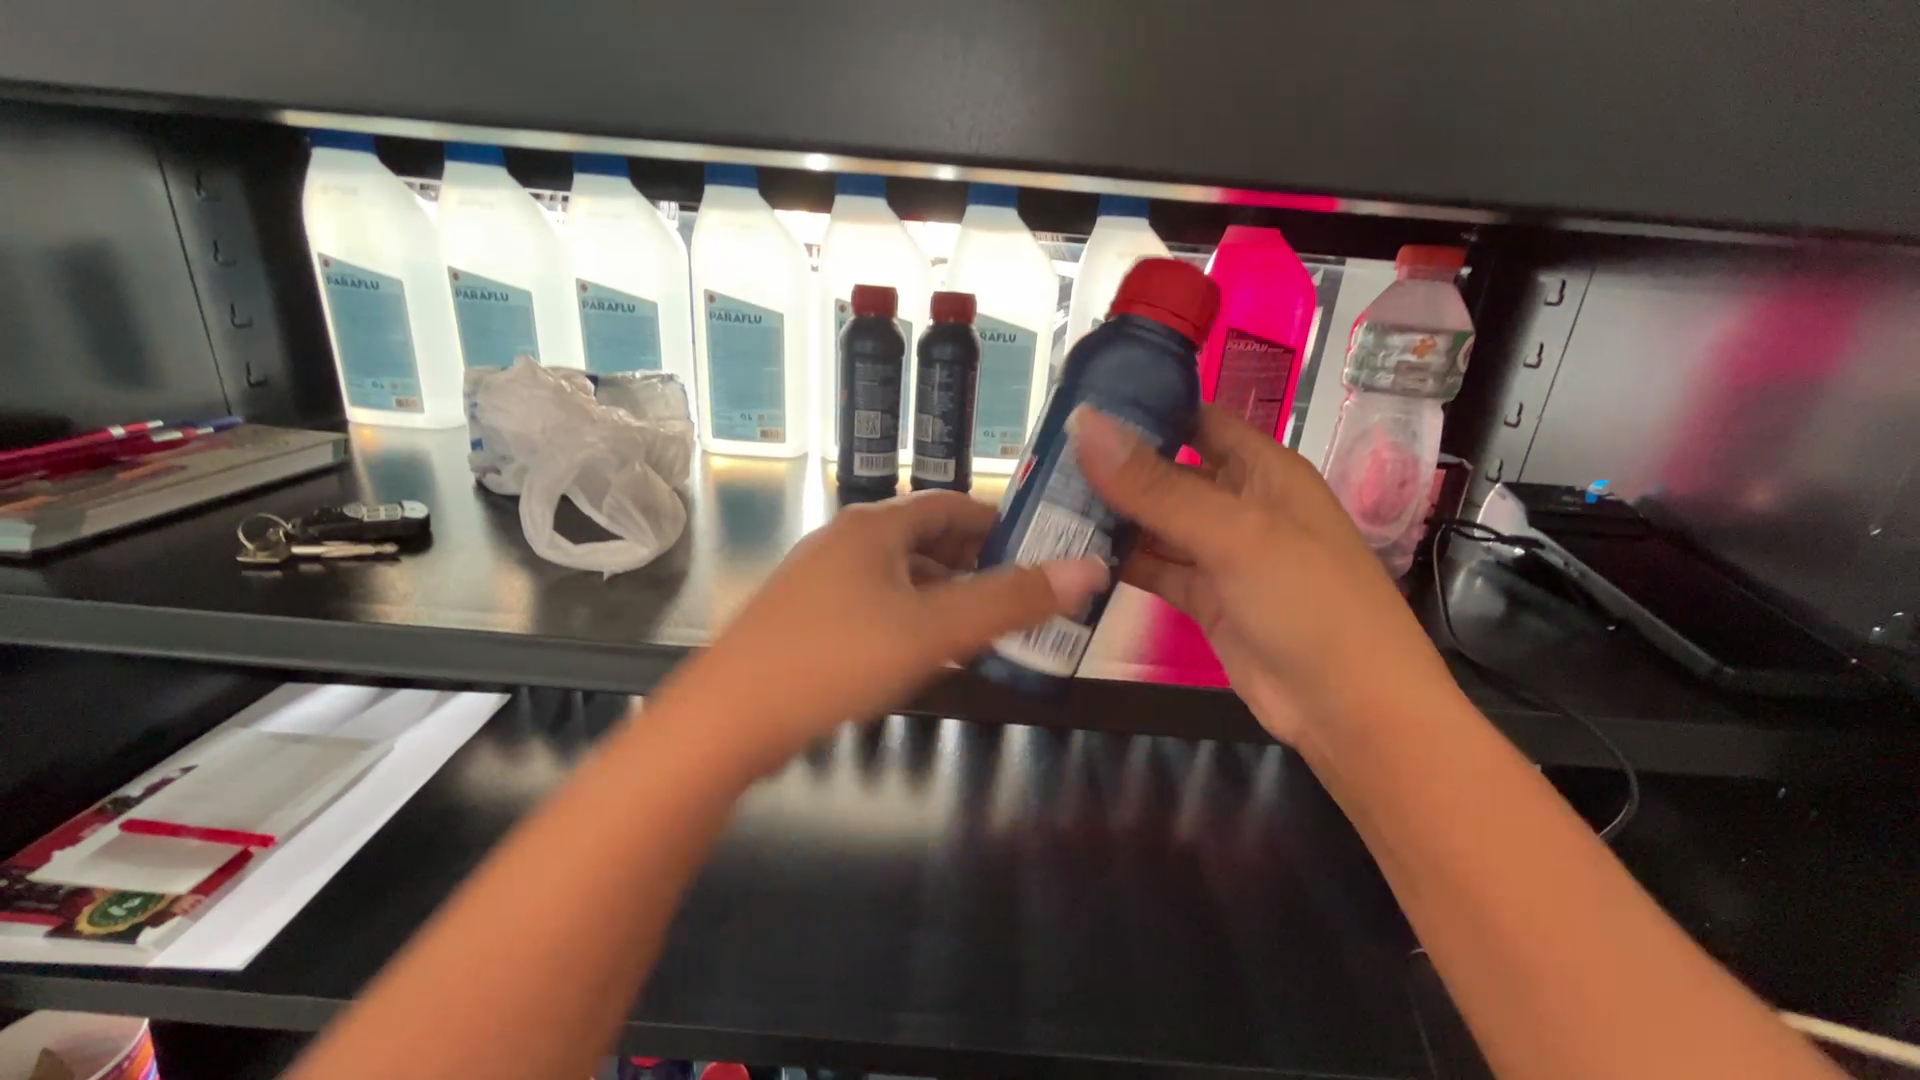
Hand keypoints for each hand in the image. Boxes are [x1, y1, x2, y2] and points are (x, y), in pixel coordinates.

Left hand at [655, 489, 1108, 775]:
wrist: (729, 718)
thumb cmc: (836, 659)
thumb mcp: (934, 630)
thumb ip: (1011, 601)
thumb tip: (1089, 569)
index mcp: (873, 527)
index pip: (950, 504)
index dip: (998, 522)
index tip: (1040, 549)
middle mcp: (843, 542)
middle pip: (924, 540)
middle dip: (975, 564)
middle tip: (1021, 596)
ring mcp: (818, 581)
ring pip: (898, 577)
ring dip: (943, 596)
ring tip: (985, 629)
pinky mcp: (804, 620)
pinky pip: (873, 606)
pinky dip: (909, 619)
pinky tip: (925, 656)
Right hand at [1072, 405, 1459, 748]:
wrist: (1349, 707)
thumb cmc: (1307, 601)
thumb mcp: (1233, 534)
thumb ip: (1156, 484)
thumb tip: (1085, 424)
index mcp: (1262, 469)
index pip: (1197, 420)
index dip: (1146, 407)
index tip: (1078, 404)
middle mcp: (1239, 504)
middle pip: (1168, 472)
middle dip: (1114, 466)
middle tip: (1043, 460)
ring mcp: (1221, 555)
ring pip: (1156, 524)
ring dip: (1110, 517)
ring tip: (1044, 503)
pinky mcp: (1205, 599)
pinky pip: (1156, 569)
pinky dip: (1120, 564)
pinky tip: (1074, 555)